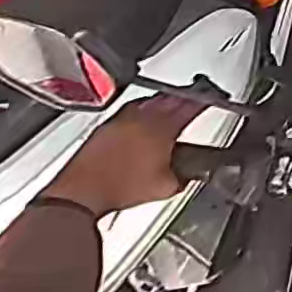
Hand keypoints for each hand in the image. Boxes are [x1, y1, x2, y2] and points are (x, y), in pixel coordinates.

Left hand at [37, 95, 203, 216]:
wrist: (81, 193)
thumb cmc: (119, 189)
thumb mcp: (165, 187)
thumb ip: (183, 176)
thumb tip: (188, 174)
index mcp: (163, 128)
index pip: (190, 107)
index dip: (204, 102)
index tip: (210, 100)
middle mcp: (143, 118)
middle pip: (172, 98)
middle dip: (186, 98)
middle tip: (193, 100)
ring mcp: (123, 119)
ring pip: (150, 100)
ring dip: (164, 100)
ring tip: (170, 105)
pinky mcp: (106, 126)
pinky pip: (130, 108)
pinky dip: (142, 108)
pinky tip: (140, 116)